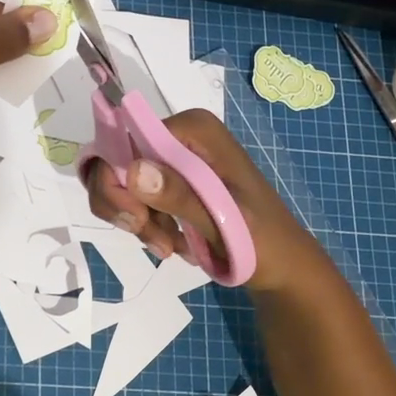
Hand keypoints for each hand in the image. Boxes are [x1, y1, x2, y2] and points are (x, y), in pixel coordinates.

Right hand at [83, 109, 327, 292]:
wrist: (281, 265)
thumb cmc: (263, 241)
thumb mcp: (222, 220)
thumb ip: (179, 196)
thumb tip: (134, 170)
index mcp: (194, 130)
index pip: (124, 141)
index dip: (118, 181)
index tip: (137, 221)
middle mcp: (177, 134)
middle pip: (113, 161)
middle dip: (122, 205)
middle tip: (150, 236)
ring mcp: (170, 157)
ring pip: (117, 183)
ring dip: (135, 221)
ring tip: (168, 245)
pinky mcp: (166, 178)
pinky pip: (129, 197)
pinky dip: (142, 225)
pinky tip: (170, 241)